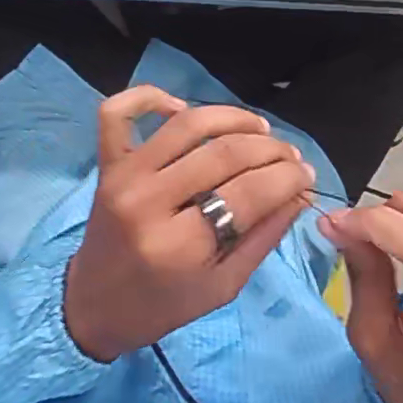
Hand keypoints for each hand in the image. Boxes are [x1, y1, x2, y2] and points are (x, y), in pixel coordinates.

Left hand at [64, 85, 317, 361]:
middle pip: (223, 153)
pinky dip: (148, 97)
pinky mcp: (106, 164)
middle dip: (270, 150)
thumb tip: (300, 190)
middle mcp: (149, 201)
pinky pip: (118, 113)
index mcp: (179, 245)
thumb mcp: (223, 286)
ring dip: (231, 117)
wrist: (95, 304)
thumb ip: (264, 236)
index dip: (288, 178)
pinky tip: (181, 108)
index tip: (307, 175)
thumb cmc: (162, 305)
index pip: (249, 192)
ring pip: (185, 125)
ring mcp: (123, 176)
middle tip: (290, 156)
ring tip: (259, 129)